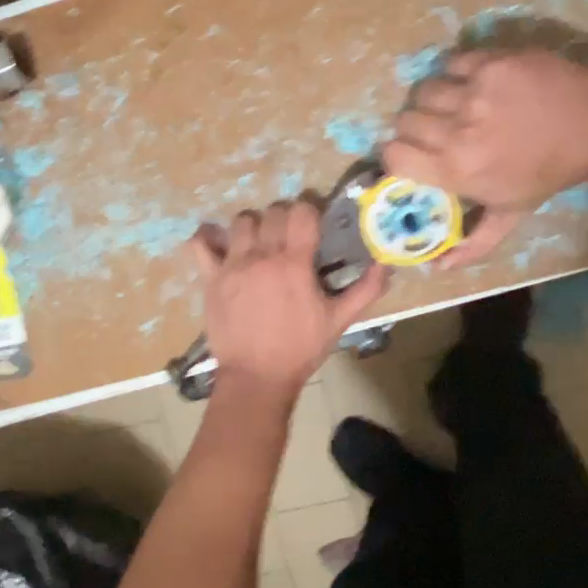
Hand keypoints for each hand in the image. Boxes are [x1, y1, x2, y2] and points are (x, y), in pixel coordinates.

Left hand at [190, 200, 388, 395]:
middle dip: (284, 217)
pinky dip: (208, 237)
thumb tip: (386, 265)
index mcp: (294, 264)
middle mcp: (262, 257)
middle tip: (289, 237)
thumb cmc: (300, 349)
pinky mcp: (211, 279)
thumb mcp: (339, 321)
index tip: (313, 224)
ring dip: (253, 226)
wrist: (256, 377)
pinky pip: (200, 243)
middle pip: (272, 212)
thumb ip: (365, 290)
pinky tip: (220, 244)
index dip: (309, 211)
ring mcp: (233, 265)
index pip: (301, 211)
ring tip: (259, 243)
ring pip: (241, 222)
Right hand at [383, 50, 587, 267]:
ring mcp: (475, 92)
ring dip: (431, 99)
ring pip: (424, 89)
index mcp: (458, 169)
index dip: (396, 155)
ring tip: (451, 105)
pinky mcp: (492, 62)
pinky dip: (456, 73)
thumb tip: (439, 267)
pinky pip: (452, 63)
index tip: (409, 155)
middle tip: (432, 131)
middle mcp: (459, 130)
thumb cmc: (549, 174)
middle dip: (412, 127)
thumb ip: (473, 242)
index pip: (393, 155)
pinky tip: (471, 83)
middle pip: (404, 120)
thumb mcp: (511, 213)